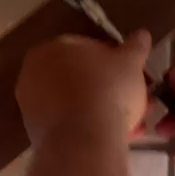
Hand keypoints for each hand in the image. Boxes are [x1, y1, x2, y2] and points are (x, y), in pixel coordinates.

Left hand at [16, 31, 152, 148]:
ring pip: (79, 105)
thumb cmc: (107, 90)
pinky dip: (91, 129)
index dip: (117, 62)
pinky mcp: (37, 134)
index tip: (136, 76)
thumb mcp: (130, 62)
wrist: (83, 140)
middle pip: (83, 79)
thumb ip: (135, 46)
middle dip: (113, 90)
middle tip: (138, 102)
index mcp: (54, 47)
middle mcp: (35, 73)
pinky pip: (72, 126)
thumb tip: (141, 34)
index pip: (90, 49)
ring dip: (106, 112)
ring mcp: (32, 105)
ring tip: (134, 127)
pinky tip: (116, 139)